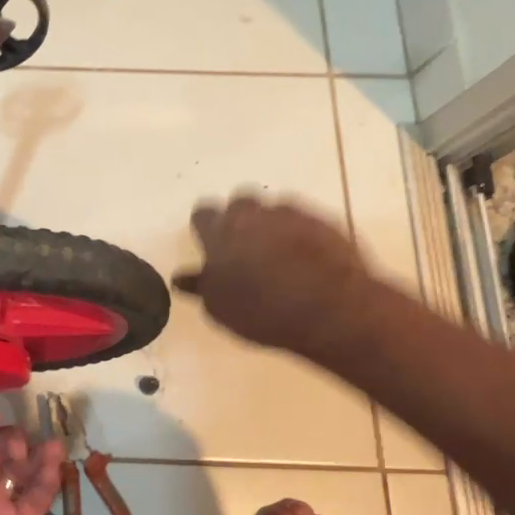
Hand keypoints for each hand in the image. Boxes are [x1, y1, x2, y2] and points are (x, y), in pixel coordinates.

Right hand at [175, 194, 374, 355]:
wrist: (332, 310)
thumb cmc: (263, 313)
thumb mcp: (220, 308)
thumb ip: (201, 286)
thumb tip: (183, 278)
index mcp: (220, 232)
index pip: (203, 213)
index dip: (206, 228)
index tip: (212, 245)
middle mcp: (253, 213)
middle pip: (240, 202)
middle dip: (241, 218)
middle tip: (245, 247)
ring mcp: (291, 214)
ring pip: (274, 210)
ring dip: (272, 226)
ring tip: (280, 256)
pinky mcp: (323, 220)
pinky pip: (304, 221)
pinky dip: (301, 235)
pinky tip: (307, 260)